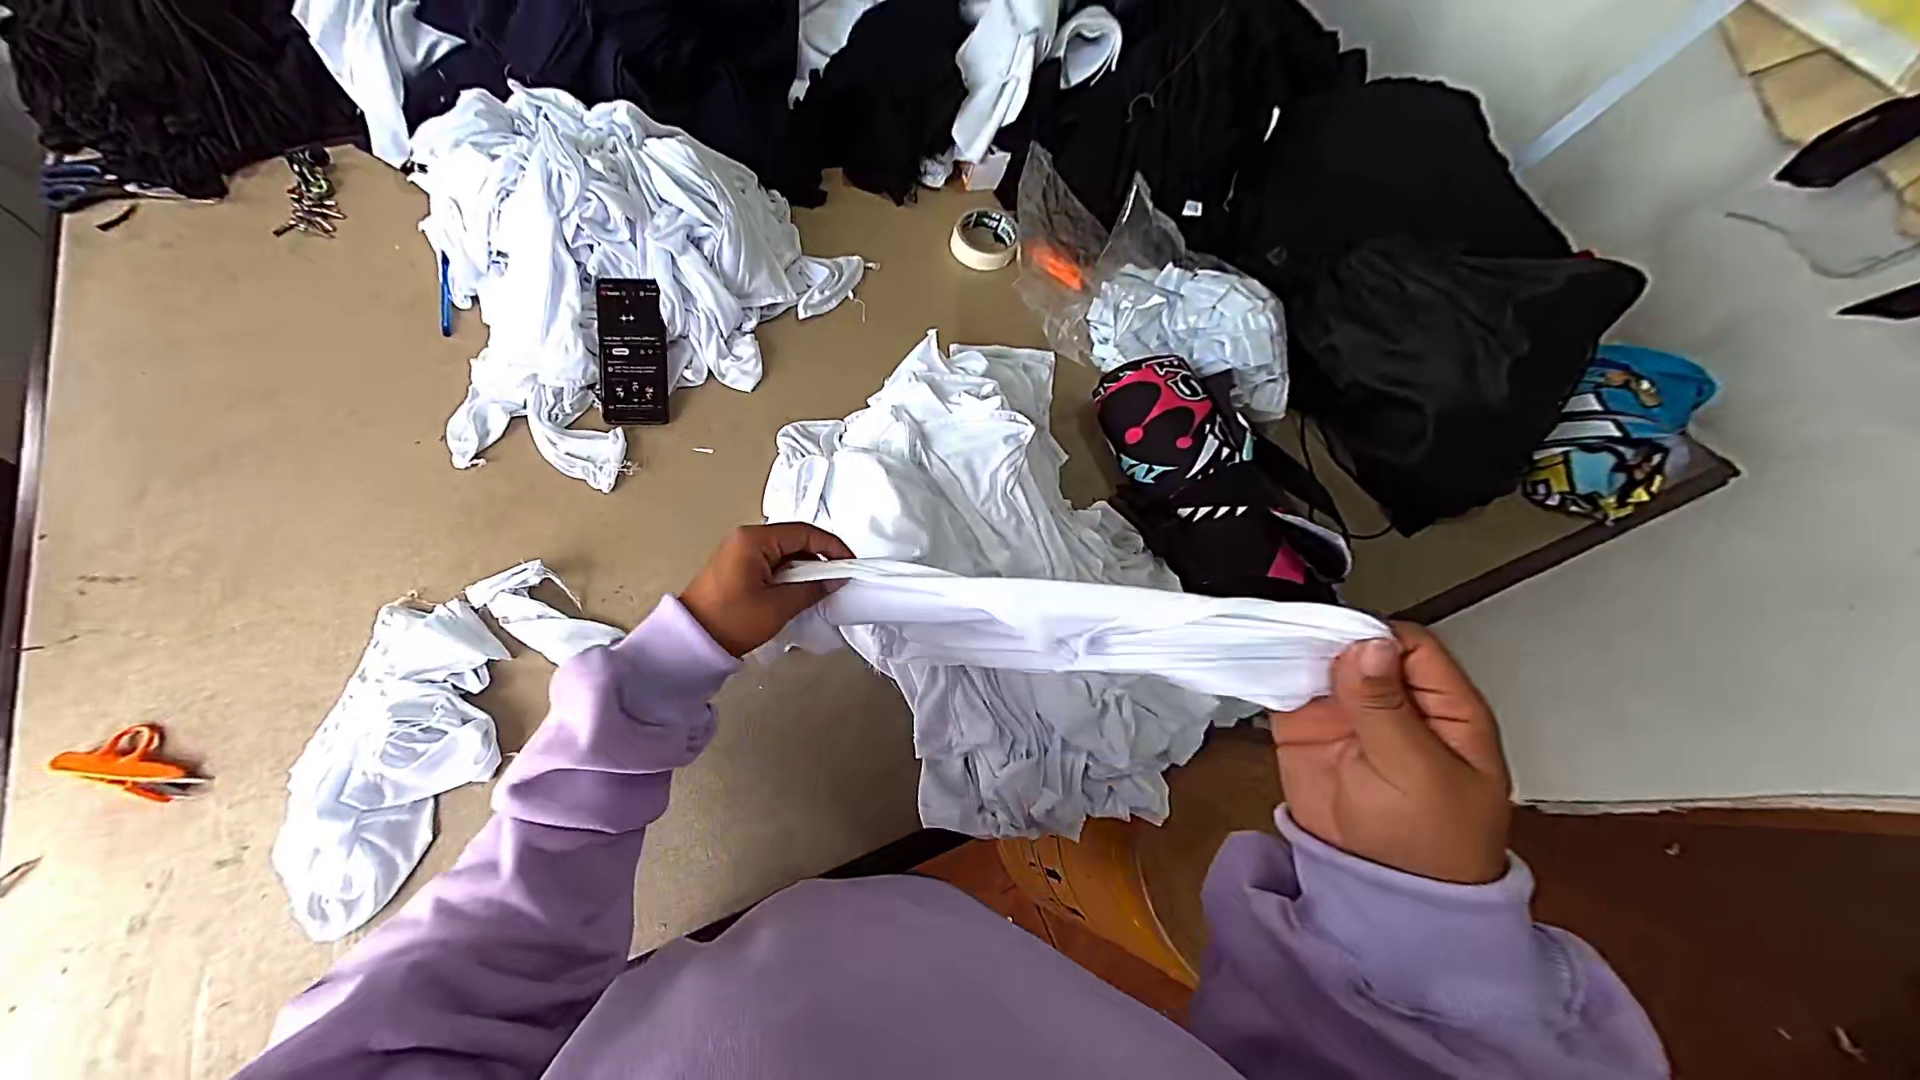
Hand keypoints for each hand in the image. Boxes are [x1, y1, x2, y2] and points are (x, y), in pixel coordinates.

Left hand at [678, 524, 854, 655]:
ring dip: (805, 569)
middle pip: (796, 539)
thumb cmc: (726, 621)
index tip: (848, 562)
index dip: (832, 547)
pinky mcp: (739, 566)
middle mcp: (745, 539)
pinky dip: (790, 574)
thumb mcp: (779, 606)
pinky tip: (799, 591)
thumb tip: (834, 579)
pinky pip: (773, 562)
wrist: (691, 641)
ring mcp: (740, 551)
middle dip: (820, 559)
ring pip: (786, 552)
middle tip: (837, 578)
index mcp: (752, 540)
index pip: (805, 532)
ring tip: (819, 589)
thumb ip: (813, 589)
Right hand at [1270, 623, 1512, 884]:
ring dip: (1295, 651)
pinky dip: (1270, 672)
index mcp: (1442, 706)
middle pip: (1357, 644)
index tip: (1340, 641)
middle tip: (1298, 637)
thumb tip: (1370, 645)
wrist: (1376, 890)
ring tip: (1273, 646)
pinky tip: (1260, 665)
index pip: (1410, 645)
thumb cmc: (1428, 843)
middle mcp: (1392, 699)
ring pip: (1318, 659)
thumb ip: (1387, 708)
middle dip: (1328, 637)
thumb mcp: (1417, 773)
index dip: (1374, 635)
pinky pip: (1286, 684)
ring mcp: (1347, 709)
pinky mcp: (1306, 722)